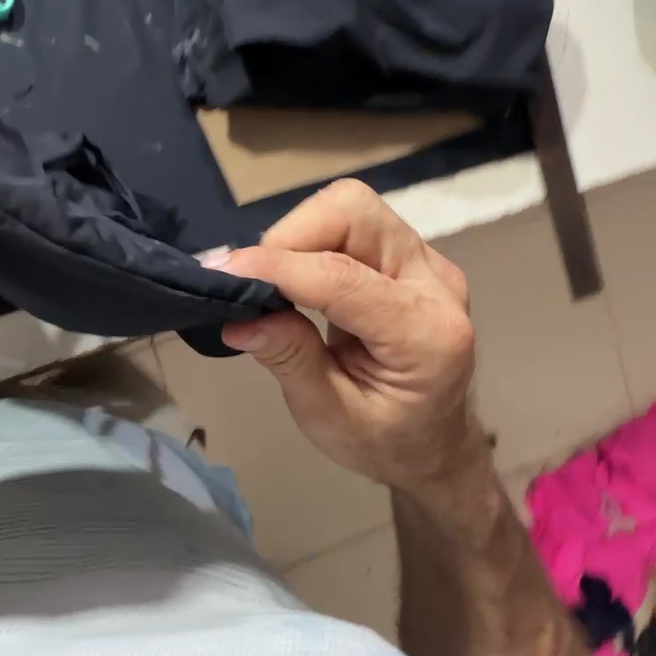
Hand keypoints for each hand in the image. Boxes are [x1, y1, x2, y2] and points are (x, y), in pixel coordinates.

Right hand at [209, 179, 484, 494]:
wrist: (433, 446)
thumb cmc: (382, 442)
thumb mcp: (328, 416)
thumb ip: (290, 361)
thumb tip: (238, 319)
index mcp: (426, 335)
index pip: (343, 277)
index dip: (276, 268)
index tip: (221, 272)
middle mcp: (434, 284)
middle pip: (355, 213)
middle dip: (292, 236)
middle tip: (254, 281)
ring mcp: (425, 263)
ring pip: (352, 208)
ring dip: (298, 235)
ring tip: (272, 283)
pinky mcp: (408, 257)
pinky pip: (353, 224)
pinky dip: (310, 240)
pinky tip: (293, 279)